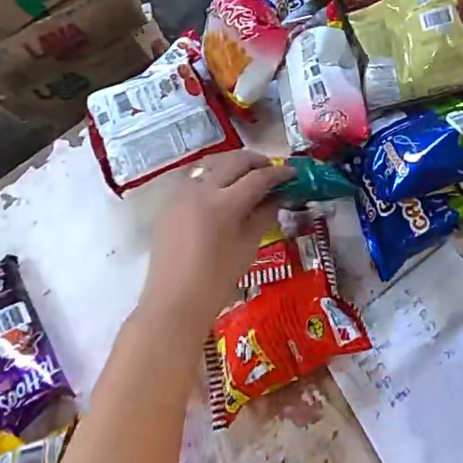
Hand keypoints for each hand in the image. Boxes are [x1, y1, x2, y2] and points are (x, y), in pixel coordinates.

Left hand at [139, 151, 293, 330]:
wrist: (174, 302)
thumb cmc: (217, 281)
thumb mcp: (248, 246)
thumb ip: (264, 214)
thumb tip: (278, 195)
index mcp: (224, 204)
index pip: (258, 178)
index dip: (278, 173)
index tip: (292, 172)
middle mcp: (201, 190)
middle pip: (234, 161)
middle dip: (257, 161)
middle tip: (272, 169)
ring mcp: (182, 193)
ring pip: (212, 163)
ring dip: (233, 163)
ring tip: (247, 173)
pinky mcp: (170, 201)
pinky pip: (195, 176)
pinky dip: (213, 174)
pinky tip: (221, 186)